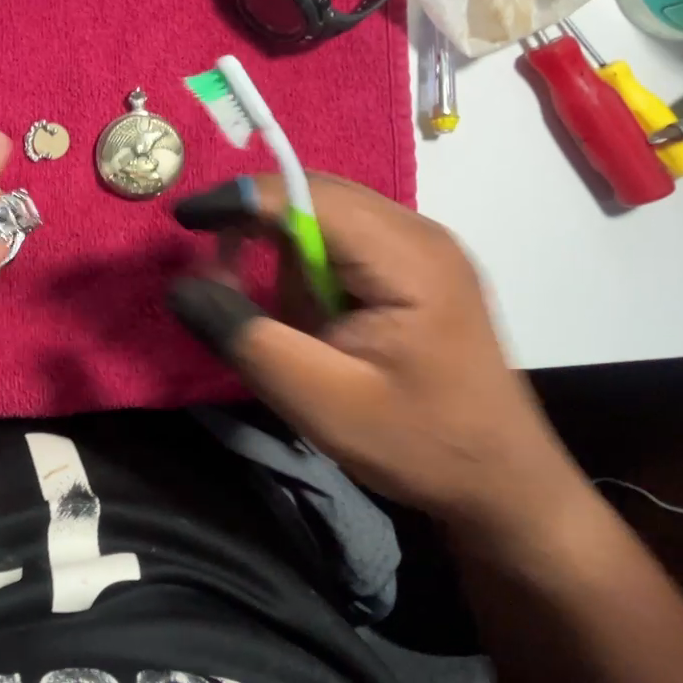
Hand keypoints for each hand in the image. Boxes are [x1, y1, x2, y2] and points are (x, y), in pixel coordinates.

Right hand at [167, 174, 588, 543]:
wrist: (504, 487)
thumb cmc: (418, 443)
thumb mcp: (318, 400)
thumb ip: (244, 336)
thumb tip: (179, 284)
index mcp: (407, 257)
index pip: (307, 196)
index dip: (238, 199)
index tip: (182, 221)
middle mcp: (418, 234)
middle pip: (313, 195)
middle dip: (253, 224)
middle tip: (215, 275)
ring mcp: (420, 249)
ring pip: (322, 216)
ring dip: (278, 249)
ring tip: (267, 310)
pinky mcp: (414, 269)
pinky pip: (339, 241)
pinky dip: (302, 265)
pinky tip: (305, 314)